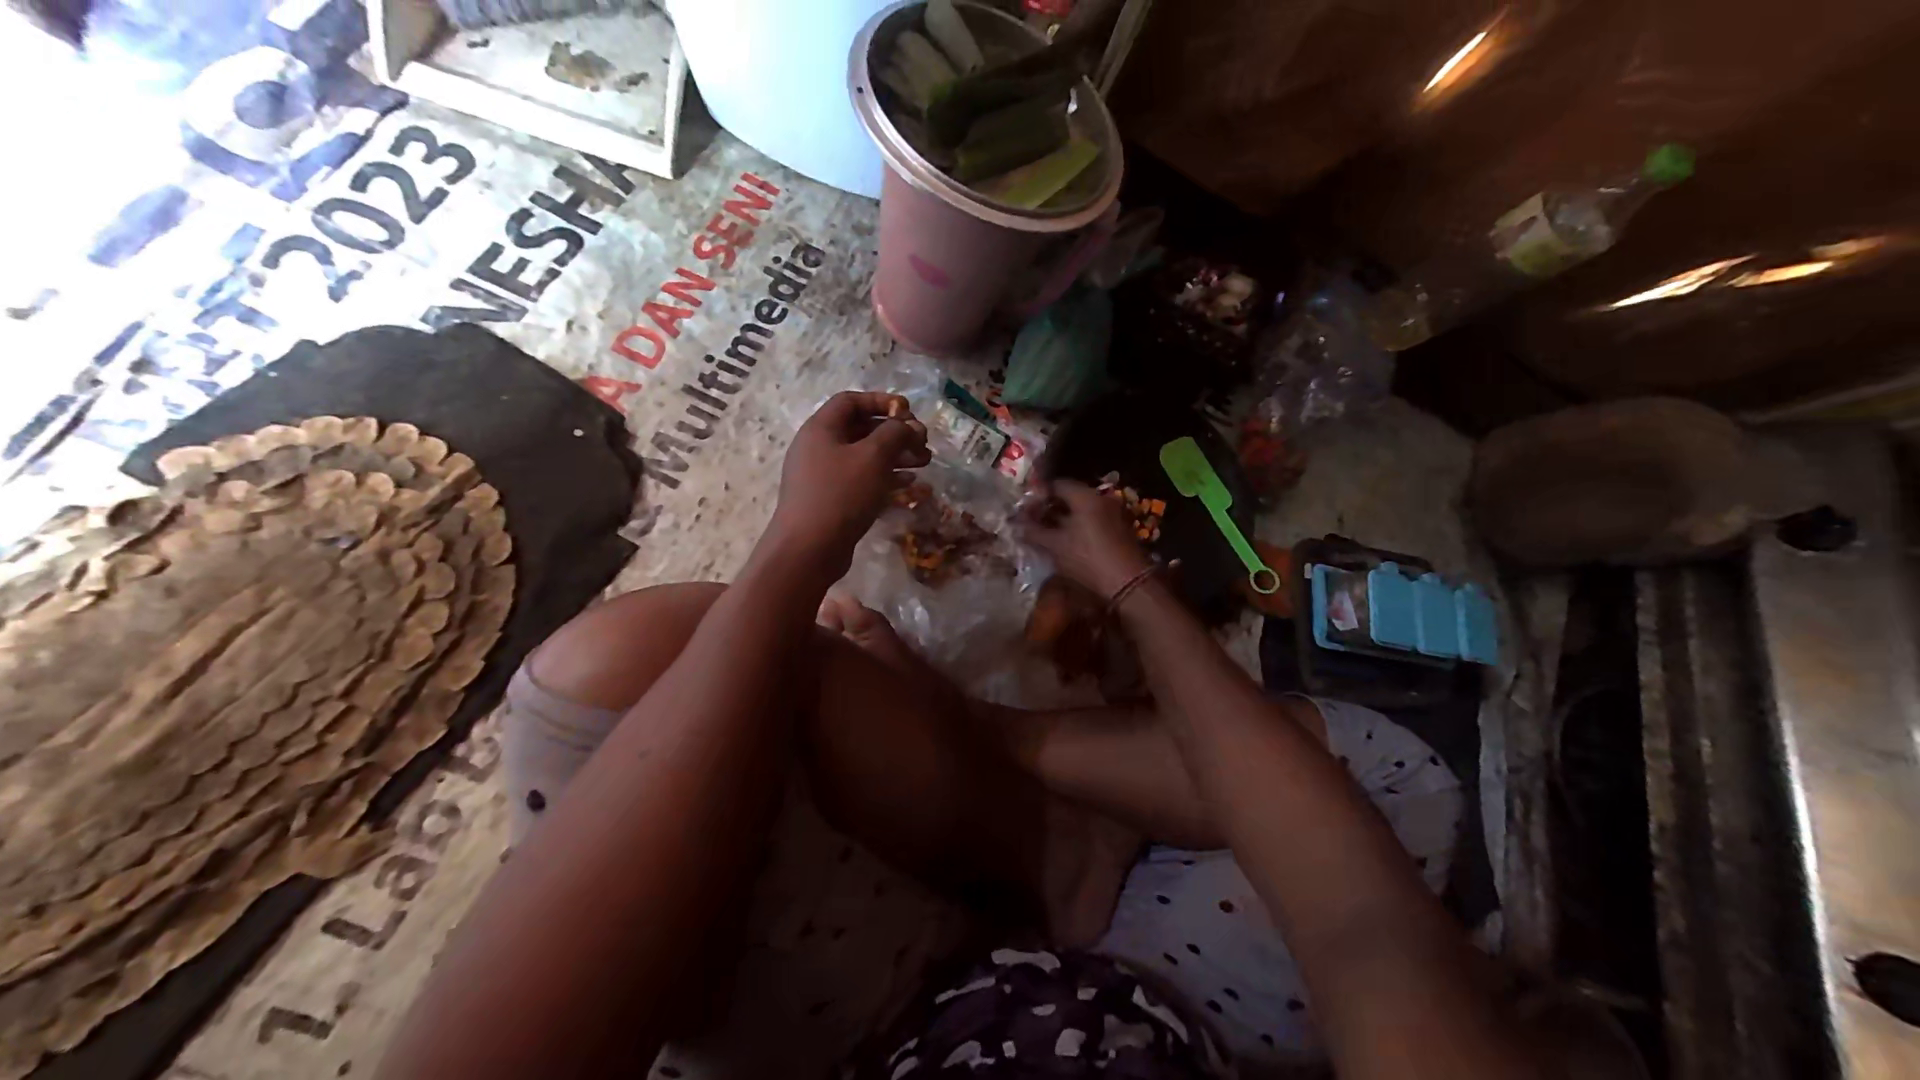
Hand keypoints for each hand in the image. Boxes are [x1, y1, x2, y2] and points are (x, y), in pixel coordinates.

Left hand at [764, 391, 929, 580]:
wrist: (808, 550)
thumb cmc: (840, 495)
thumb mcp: (873, 457)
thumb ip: (895, 433)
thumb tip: (908, 426)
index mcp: (821, 429)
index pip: (851, 401)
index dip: (881, 401)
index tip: (909, 412)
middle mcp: (819, 448)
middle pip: (861, 430)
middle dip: (895, 433)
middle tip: (923, 443)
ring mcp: (824, 476)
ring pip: (865, 457)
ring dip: (896, 457)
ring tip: (925, 464)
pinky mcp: (832, 501)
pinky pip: (862, 481)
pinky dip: (886, 479)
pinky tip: (911, 486)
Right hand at [1022, 479, 1152, 599]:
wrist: (1128, 583)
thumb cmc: (1088, 559)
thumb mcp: (1055, 546)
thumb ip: (1033, 531)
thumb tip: (1015, 524)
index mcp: (1085, 497)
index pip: (1057, 484)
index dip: (1038, 494)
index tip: (1024, 509)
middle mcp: (1100, 499)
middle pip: (1069, 496)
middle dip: (1048, 507)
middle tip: (1031, 521)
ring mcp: (1112, 514)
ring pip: (1080, 510)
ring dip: (1061, 518)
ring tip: (1044, 533)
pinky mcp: (1117, 529)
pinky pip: (1091, 520)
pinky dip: (1076, 526)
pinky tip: (1064, 541)